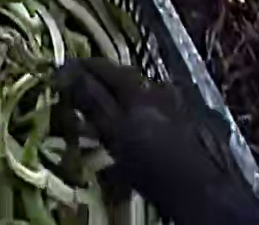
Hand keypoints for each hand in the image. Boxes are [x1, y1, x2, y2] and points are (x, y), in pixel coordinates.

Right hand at [55, 59, 258, 224]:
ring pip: (133, 97)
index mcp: (135, 84)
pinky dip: (132, 120)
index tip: (56, 78)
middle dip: (95, 87)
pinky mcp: (182, 126)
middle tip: (74, 101)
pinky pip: (148, 114)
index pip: (99, 65)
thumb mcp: (114, 131)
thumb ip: (90, 99)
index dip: (76, 69)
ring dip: (114, 105)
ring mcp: (171, 105)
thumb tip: (63, 70)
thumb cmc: (153, 161)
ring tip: (99, 125)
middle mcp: (153, 86)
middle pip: (117, 79)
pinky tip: (129, 140)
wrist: (202, 193)